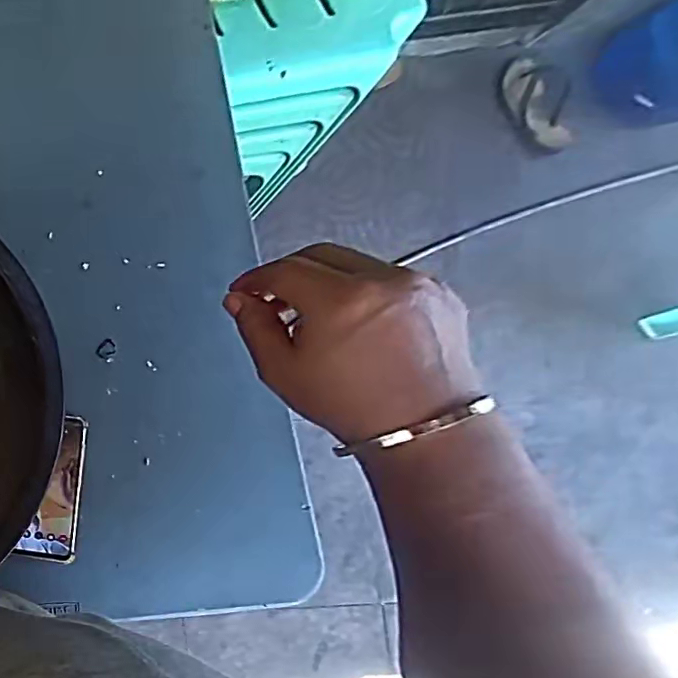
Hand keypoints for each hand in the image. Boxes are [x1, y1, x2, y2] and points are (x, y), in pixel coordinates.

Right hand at [224, 243, 485, 444]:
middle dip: (286, 273)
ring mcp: (416, 283)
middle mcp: (382, 282)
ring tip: (307, 316)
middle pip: (319, 255)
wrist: (419, 421)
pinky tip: (345, 322)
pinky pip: (383, 276)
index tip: (242, 290)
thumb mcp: (281, 369)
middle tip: (268, 298)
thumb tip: (240, 301)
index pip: (284, 270)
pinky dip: (356, 289)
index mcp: (340, 301)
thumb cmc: (350, 402)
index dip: (254, 279)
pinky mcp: (437, 291)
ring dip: (321, 280)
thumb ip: (255, 327)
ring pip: (352, 263)